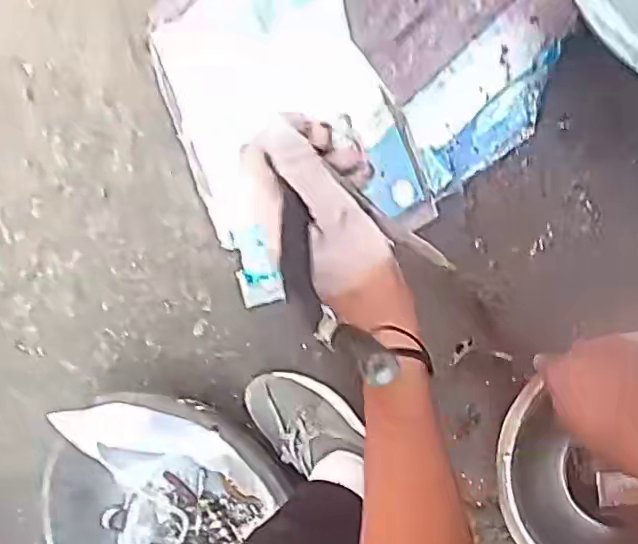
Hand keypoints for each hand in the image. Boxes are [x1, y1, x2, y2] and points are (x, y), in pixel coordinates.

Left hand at [243, 118, 417, 331]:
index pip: (257, 153)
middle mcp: (267, 226)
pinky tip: (355, 184)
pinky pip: (309, 202)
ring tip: (358, 166)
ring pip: (295, 183)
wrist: (381, 323)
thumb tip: (277, 129)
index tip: (320, 126)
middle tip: (344, 146)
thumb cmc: (365, 276)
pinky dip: (331, 188)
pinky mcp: (305, 244)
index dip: (286, 130)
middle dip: (311, 148)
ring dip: (327, 166)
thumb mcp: (339, 215)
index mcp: (267, 219)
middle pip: (275, 166)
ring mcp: (285, 236)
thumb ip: (305, 170)